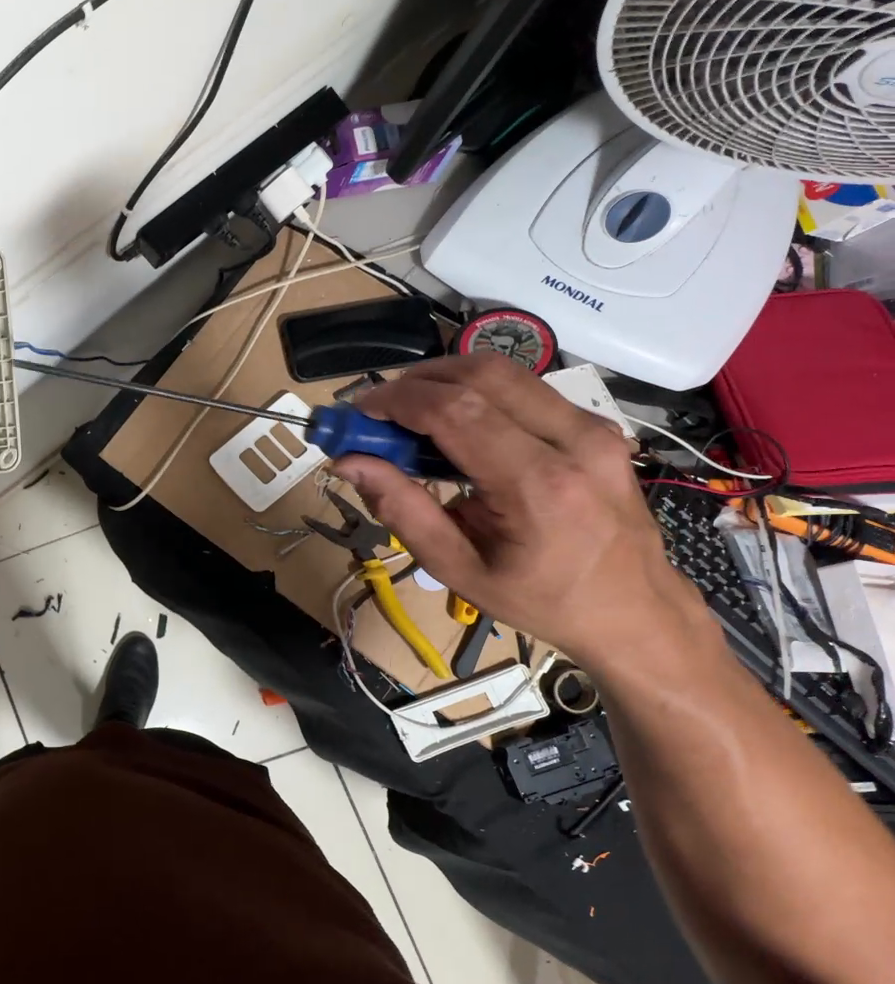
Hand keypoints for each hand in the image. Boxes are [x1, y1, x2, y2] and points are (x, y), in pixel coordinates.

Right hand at [329, 354, 700, 663]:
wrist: (635, 611)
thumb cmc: (540, 600)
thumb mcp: (456, 568)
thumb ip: (401, 510)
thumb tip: (348, 463)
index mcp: (537, 486)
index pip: (455, 410)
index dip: (396, 401)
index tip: (358, 413)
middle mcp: (573, 443)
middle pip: (482, 374)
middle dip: (416, 382)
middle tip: (378, 410)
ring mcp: (593, 429)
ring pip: (505, 372)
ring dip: (444, 382)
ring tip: (409, 417)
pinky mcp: (596, 427)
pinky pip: (525, 390)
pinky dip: (475, 394)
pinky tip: (453, 428)